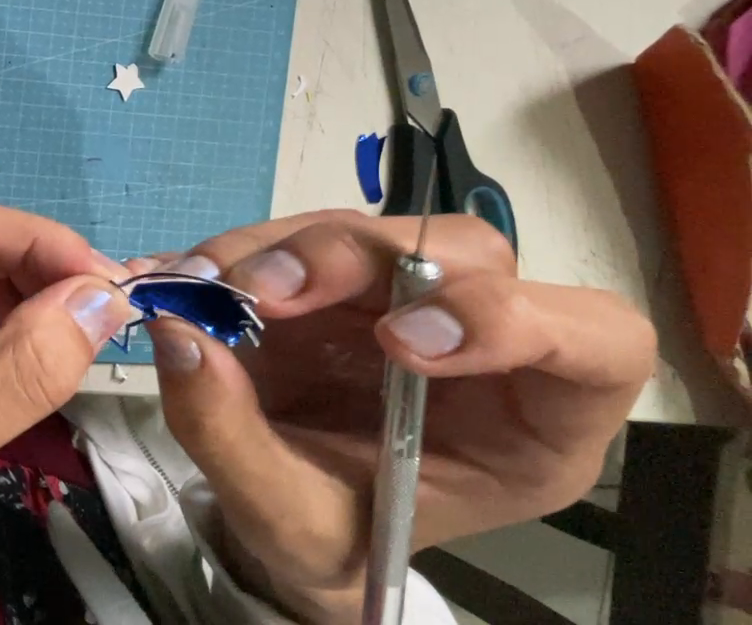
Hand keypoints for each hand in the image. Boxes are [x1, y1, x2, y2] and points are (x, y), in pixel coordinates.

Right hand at [140, 211, 653, 622]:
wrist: (282, 512)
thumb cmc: (325, 534)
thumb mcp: (282, 515)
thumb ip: (230, 435)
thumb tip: (176, 333)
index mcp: (527, 421)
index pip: (589, 337)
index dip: (506, 317)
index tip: (395, 344)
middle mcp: (469, 341)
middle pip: (458, 252)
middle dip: (349, 258)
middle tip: (256, 292)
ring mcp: (391, 299)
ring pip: (359, 230)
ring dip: (270, 247)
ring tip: (196, 284)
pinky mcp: (323, 279)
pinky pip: (286, 237)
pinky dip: (227, 250)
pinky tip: (178, 276)